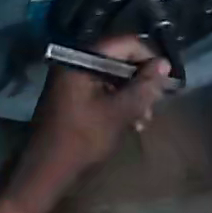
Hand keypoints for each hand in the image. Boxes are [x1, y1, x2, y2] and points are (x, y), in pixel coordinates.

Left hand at [0, 36, 172, 212]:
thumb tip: (165, 64)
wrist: (44, 170)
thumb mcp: (118, 113)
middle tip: (155, 104)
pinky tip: (131, 122)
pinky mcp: (73, 93)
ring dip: (132, 94)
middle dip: (141, 80)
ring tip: (143, 120)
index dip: (149, 57)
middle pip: (119, 58)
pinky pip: (103, 87)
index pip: (125, 43)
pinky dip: (118, 101)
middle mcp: (75, 61)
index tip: (167, 79)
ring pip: (113, 75)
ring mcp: (73, 77)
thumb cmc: (81, 140)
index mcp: (82, 58)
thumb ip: (143, 87)